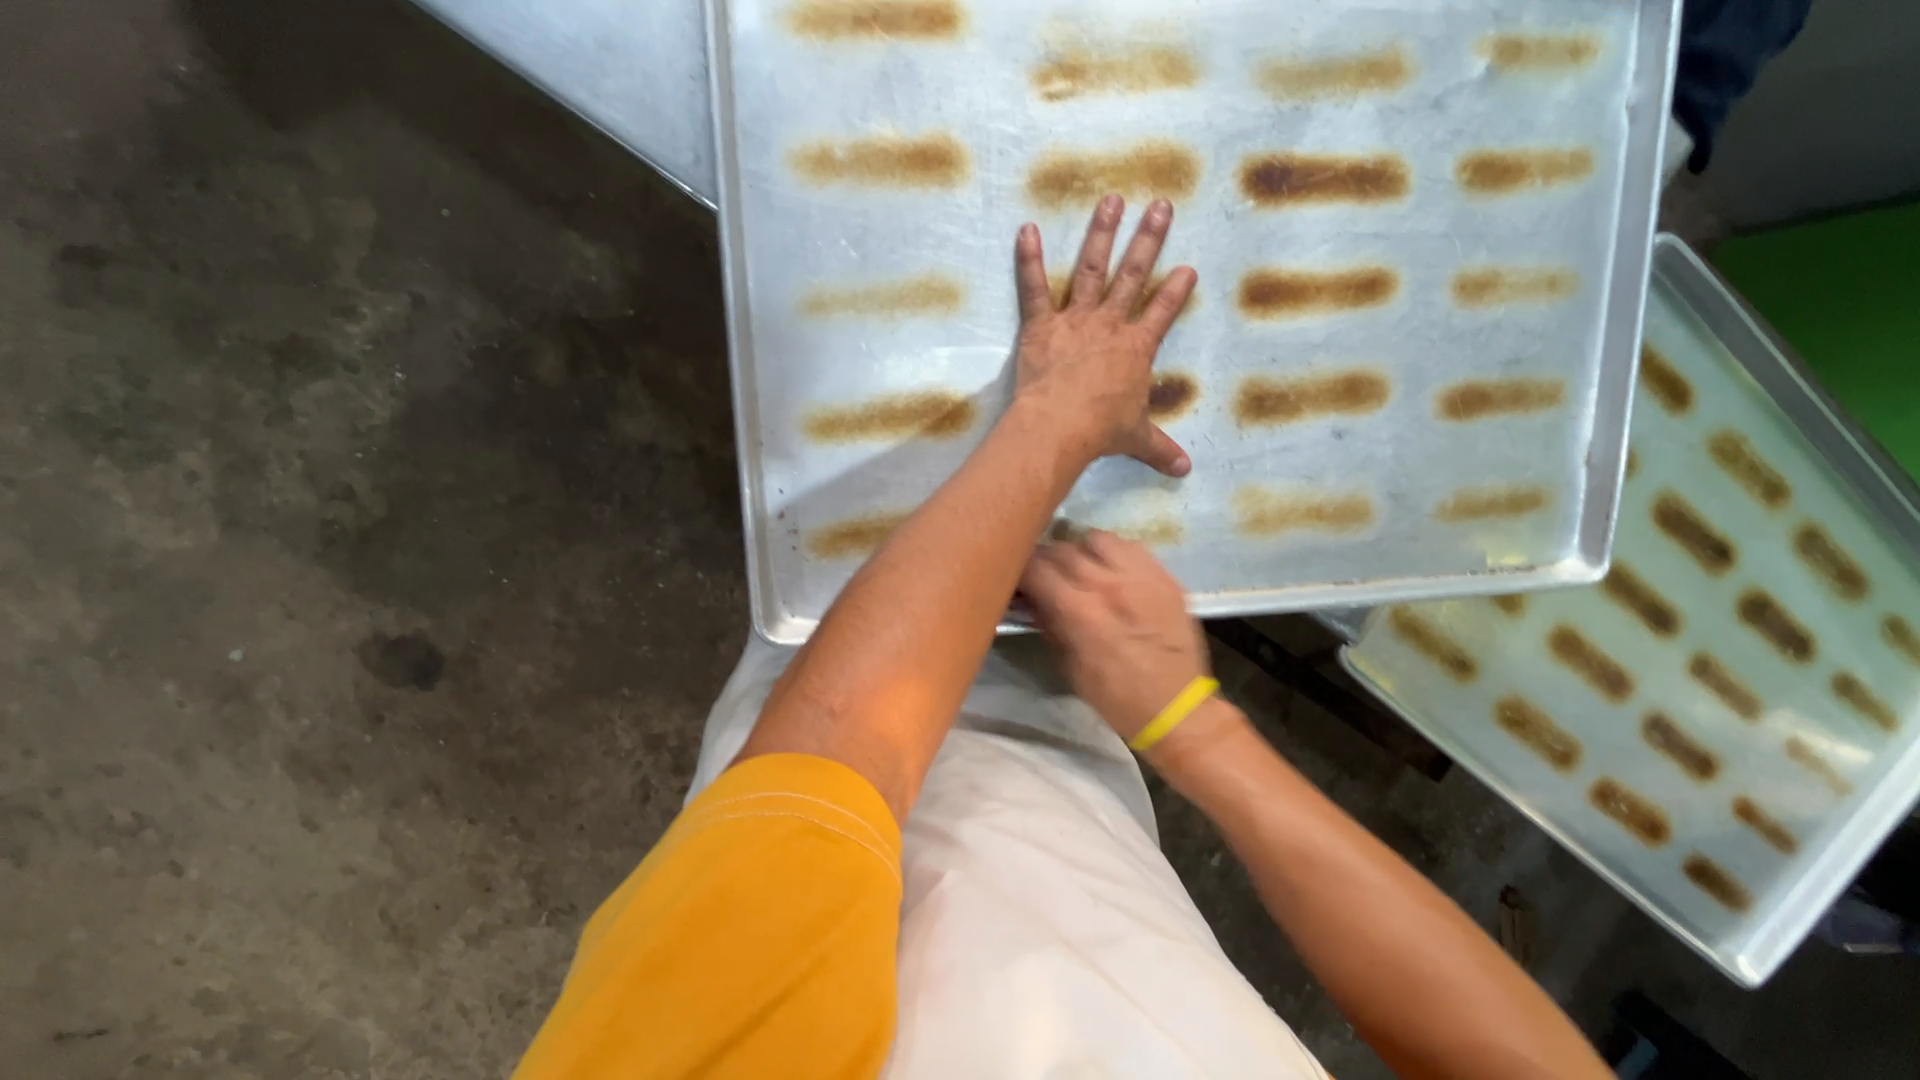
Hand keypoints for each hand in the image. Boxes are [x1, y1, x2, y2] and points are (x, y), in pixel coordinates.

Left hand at [1010, 195, 1195, 476]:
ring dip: (1101, 233)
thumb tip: (1184, 470)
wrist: (1060, 427)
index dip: (1176, 290)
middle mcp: (1110, 325)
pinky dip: (1029, 259)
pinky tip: (1026, 229)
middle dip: (1149, 239)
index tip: (1187, 268)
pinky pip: (1034, 287)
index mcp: (1136, 348)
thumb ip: (1160, 449)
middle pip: (1133, 274)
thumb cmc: (1100, 432)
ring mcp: (1076, 320)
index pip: (1163, 312)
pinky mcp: (1041, 325)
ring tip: (1111, 199)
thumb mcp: (1136, 439)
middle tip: (1161, 205)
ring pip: (1092, 269)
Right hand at [1019, 530, 1211, 742]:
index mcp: (1079, 610)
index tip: (1015, 577)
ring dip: (1081, 551)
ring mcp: (1140, 575)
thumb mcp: (1069, 665)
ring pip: (1096, 539)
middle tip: (1044, 575)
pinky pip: (1131, 546)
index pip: (1035, 568)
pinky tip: (1113, 570)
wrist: (1176, 707)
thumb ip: (1049, 624)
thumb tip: (1031, 600)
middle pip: (1061, 549)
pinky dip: (1114, 553)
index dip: (1019, 570)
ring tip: (1081, 568)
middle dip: (1045, 560)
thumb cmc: (1116, 697)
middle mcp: (1108, 584)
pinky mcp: (1164, 576)